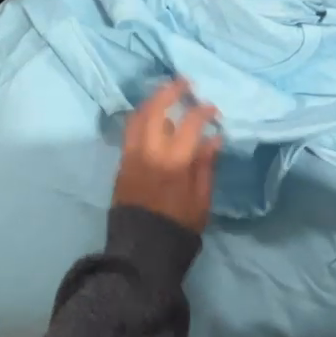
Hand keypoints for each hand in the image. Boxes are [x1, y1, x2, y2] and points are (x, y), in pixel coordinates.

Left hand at [113, 80, 221, 232]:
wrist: (141, 253)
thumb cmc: (178, 228)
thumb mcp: (201, 200)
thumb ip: (206, 165)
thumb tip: (214, 137)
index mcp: (174, 162)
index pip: (190, 123)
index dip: (203, 111)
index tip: (212, 109)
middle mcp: (149, 152)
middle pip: (156, 109)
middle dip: (170, 91)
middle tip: (184, 83)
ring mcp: (131, 156)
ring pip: (138, 116)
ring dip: (152, 100)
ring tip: (165, 94)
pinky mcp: (121, 164)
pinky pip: (131, 131)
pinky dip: (143, 117)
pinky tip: (153, 117)